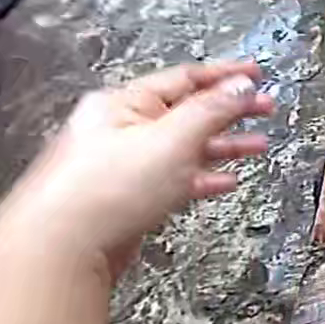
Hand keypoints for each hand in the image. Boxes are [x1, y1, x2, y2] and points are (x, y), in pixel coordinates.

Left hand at [0, 61, 275, 280]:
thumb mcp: (172, 139)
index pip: (185, 78)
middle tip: (266, 107)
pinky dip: (204, 175)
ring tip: (258, 145)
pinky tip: (226, 180)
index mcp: (123, 105)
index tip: (256, 73)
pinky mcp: (129, 195)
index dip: (225, 75)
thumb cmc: (106, 189)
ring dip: (225, 144)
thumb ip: (212, 109)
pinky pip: (177, 176)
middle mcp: (120, 129)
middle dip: (231, 110)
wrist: (58, 250)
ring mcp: (124, 163)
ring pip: (186, 145)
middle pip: (189, 111)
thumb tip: (241, 86)